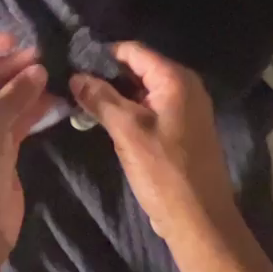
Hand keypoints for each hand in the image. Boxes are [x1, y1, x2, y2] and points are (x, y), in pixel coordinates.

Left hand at [0, 32, 53, 255]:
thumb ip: (15, 93)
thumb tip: (38, 71)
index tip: (14, 41)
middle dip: (11, 65)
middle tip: (43, 60)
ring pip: (2, 96)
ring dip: (25, 85)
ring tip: (52, 76)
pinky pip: (16, 118)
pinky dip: (32, 107)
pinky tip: (54, 99)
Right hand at [70, 42, 236, 236]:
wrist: (200, 221)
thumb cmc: (164, 171)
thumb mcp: (127, 131)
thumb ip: (100, 98)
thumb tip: (75, 76)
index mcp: (175, 79)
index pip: (132, 50)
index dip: (101, 55)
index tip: (72, 64)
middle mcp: (185, 86)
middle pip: (138, 68)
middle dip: (106, 76)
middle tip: (73, 86)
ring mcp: (186, 109)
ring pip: (143, 90)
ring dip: (116, 96)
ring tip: (82, 103)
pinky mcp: (183, 129)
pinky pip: (151, 108)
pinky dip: (130, 111)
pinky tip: (106, 121)